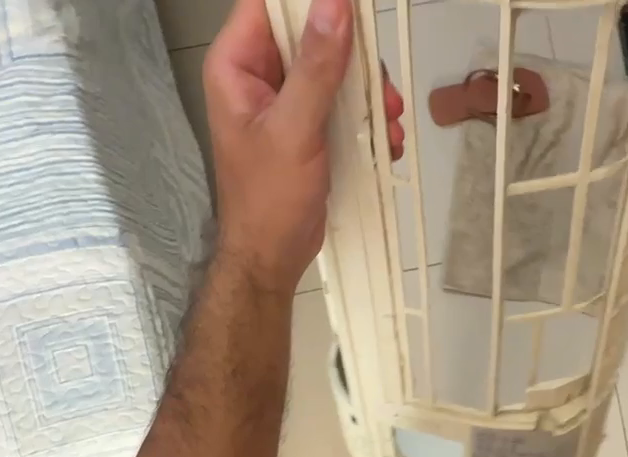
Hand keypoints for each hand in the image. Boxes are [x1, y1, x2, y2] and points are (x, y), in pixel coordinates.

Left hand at [203, 0, 405, 293]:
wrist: (273, 259)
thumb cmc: (270, 201)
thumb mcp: (294, 131)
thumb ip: (316, 68)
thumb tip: (335, 3)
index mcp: (238, 65)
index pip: (270, 4)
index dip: (311, 3)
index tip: (354, 12)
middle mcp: (260, 76)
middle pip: (311, 33)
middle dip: (353, 57)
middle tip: (380, 89)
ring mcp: (286, 104)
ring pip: (334, 70)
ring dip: (368, 94)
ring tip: (389, 123)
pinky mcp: (309, 130)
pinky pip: (342, 105)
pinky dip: (367, 120)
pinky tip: (384, 142)